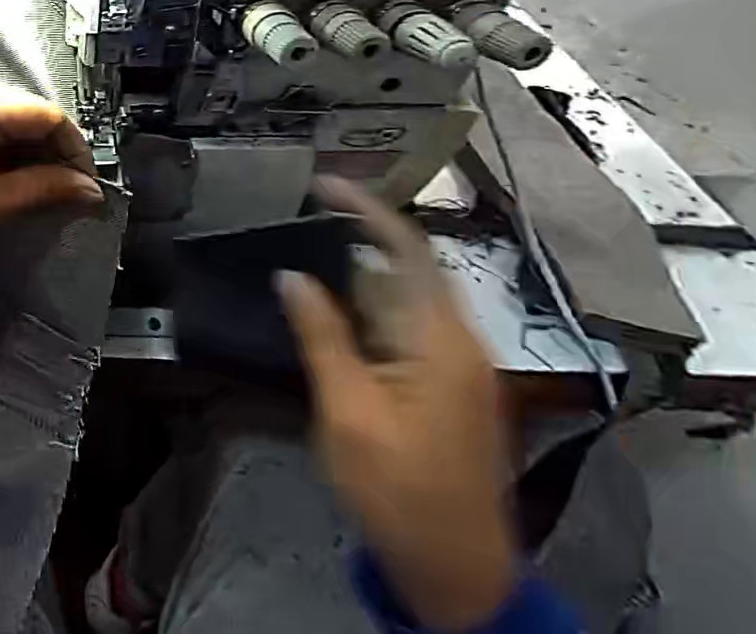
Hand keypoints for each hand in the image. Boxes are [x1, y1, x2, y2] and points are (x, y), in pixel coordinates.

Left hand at [0, 85, 103, 283]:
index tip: (89, 180)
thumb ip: (48, 187)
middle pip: (27, 117)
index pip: (43, 115)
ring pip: (10, 127)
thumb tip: (92, 190)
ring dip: (34, 157)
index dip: (73, 147)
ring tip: (54, 189)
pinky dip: (9, 158)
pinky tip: (25, 181)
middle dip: (55, 153)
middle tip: (75, 188)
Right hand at [279, 177, 516, 628]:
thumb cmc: (398, 492)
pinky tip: (342, 313)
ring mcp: (462, 361)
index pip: (406, 249)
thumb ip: (322, 337)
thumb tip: (292, 277)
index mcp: (441, 339)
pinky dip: (375, 308)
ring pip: (409, 295)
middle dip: (359, 238)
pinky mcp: (453, 381)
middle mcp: (462, 338)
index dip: (365, 209)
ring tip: (314, 258)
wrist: (458, 570)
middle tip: (307, 220)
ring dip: (364, 275)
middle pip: (410, 267)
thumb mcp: (348, 413)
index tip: (325, 184)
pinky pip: (411, 323)